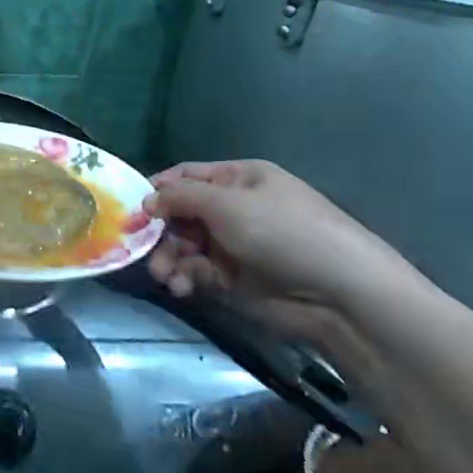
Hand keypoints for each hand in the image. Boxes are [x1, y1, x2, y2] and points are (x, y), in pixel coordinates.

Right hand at [143, 160, 429, 340]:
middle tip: (142, 249)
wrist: (341, 295)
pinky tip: (181, 287)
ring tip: (165, 276)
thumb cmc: (283, 232)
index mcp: (239, 178)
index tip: (131, 209)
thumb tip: (146, 201)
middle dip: (160, 232)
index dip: (157, 190)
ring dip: (169, 258)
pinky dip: (185, 278)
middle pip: (180, 214)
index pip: (186, 177)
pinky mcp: (235, 279)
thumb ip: (179, 198)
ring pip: (185, 245)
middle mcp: (234, 208)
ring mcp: (235, 244)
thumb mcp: (227, 204)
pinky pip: (197, 272)